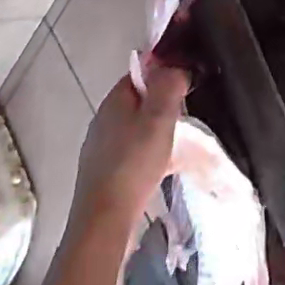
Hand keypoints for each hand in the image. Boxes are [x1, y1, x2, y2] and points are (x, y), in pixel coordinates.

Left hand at [70, 65, 187, 221]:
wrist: (104, 218)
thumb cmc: (135, 163)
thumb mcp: (160, 117)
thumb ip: (169, 85)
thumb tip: (176, 66)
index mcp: (115, 99)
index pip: (141, 73)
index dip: (164, 76)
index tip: (184, 90)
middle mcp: (103, 118)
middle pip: (138, 100)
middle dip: (161, 106)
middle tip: (183, 120)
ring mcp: (99, 145)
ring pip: (134, 127)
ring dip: (154, 131)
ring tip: (174, 147)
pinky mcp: (101, 170)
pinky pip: (129, 151)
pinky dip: (145, 153)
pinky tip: (157, 169)